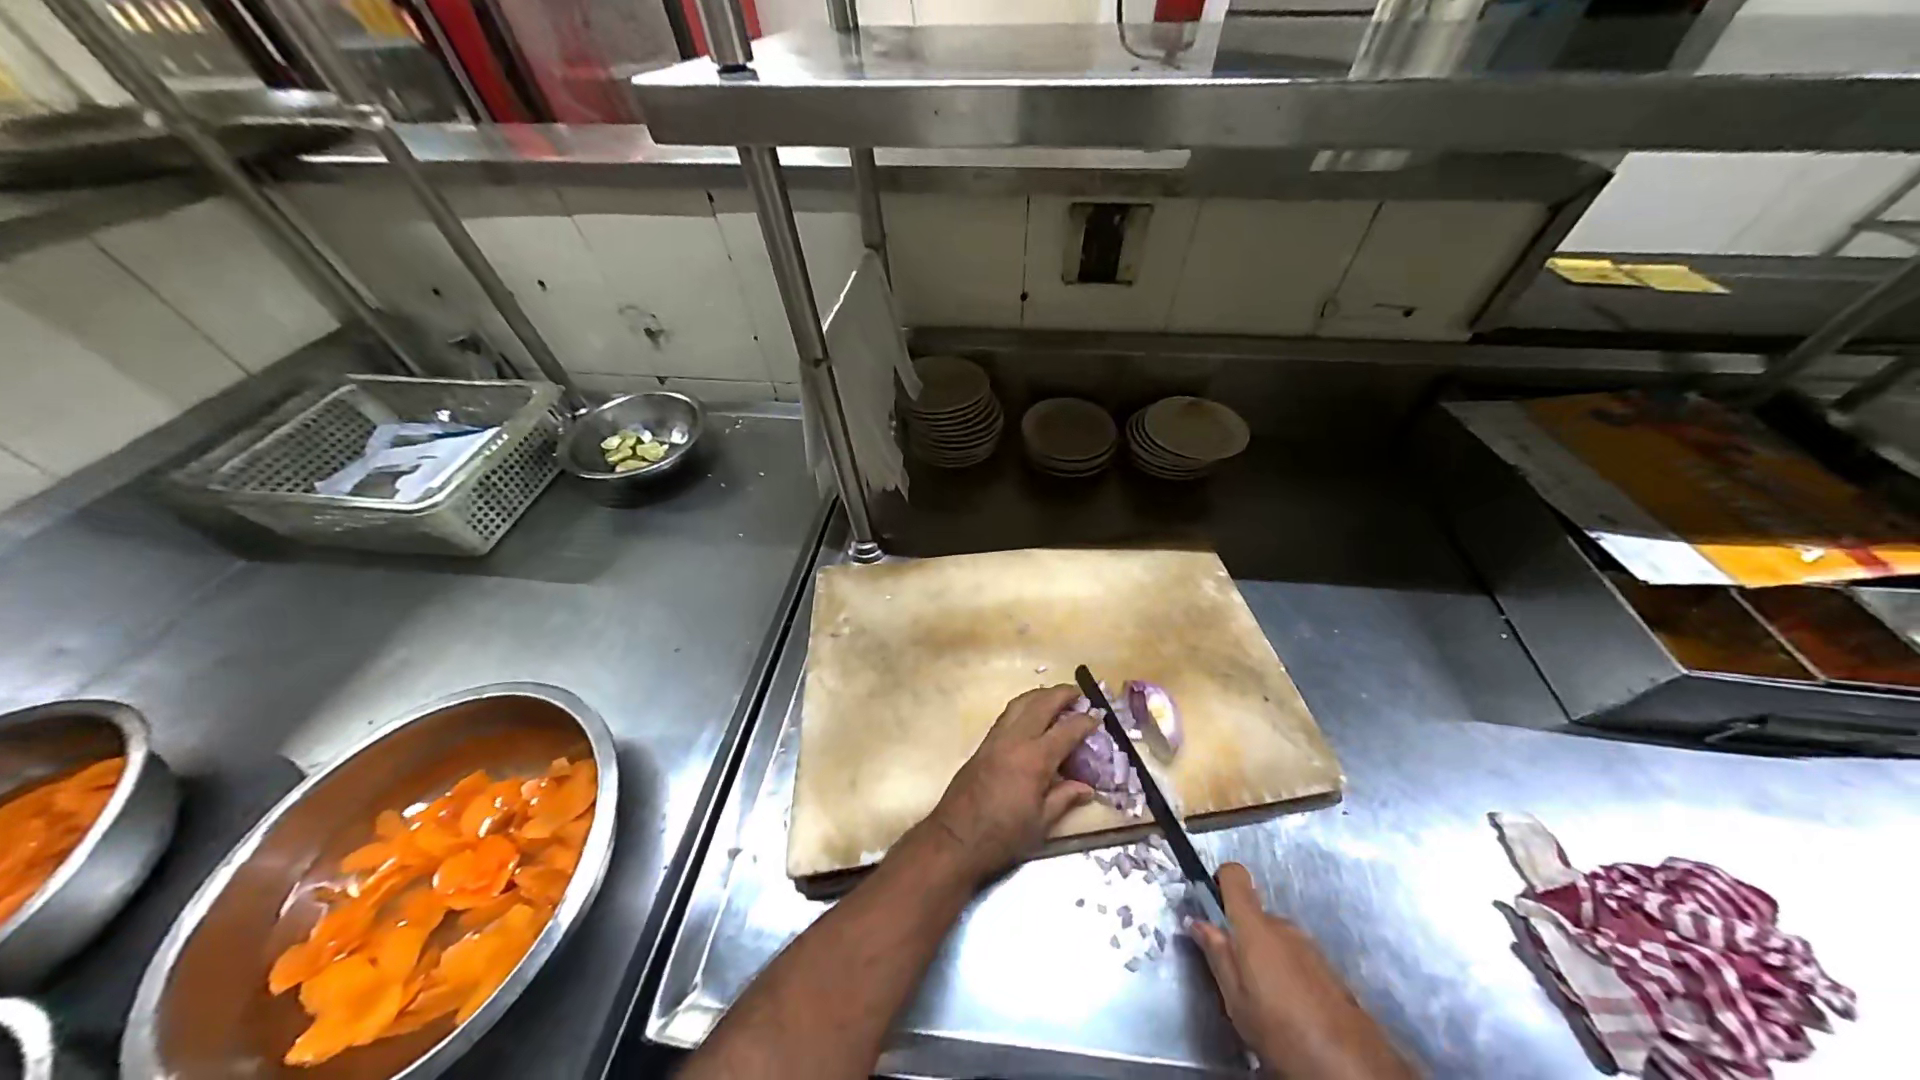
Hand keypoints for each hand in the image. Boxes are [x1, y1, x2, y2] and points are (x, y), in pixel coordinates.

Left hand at [914, 685, 1097, 885]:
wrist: (955, 838)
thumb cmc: (1002, 836)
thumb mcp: (1041, 823)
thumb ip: (1065, 798)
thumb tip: (1086, 788)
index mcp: (1035, 758)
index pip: (1067, 730)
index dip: (1085, 722)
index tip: (1097, 718)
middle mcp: (1015, 740)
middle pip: (1041, 704)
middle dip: (1062, 694)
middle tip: (1078, 693)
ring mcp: (996, 739)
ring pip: (1020, 703)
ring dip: (1040, 696)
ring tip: (1055, 697)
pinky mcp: (983, 744)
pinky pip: (1007, 715)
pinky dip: (1023, 707)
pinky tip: (1030, 716)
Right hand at [1192, 864, 1418, 1079]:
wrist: (1352, 1066)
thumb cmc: (1281, 1029)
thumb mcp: (1235, 998)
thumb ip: (1216, 954)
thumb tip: (1197, 922)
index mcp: (1254, 926)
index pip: (1235, 875)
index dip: (1220, 881)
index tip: (1211, 906)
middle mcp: (1283, 926)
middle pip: (1253, 914)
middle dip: (1240, 936)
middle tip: (1234, 973)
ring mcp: (1308, 945)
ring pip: (1274, 937)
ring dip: (1264, 956)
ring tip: (1262, 997)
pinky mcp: (1326, 966)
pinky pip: (1294, 955)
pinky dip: (1285, 971)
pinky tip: (1287, 1006)